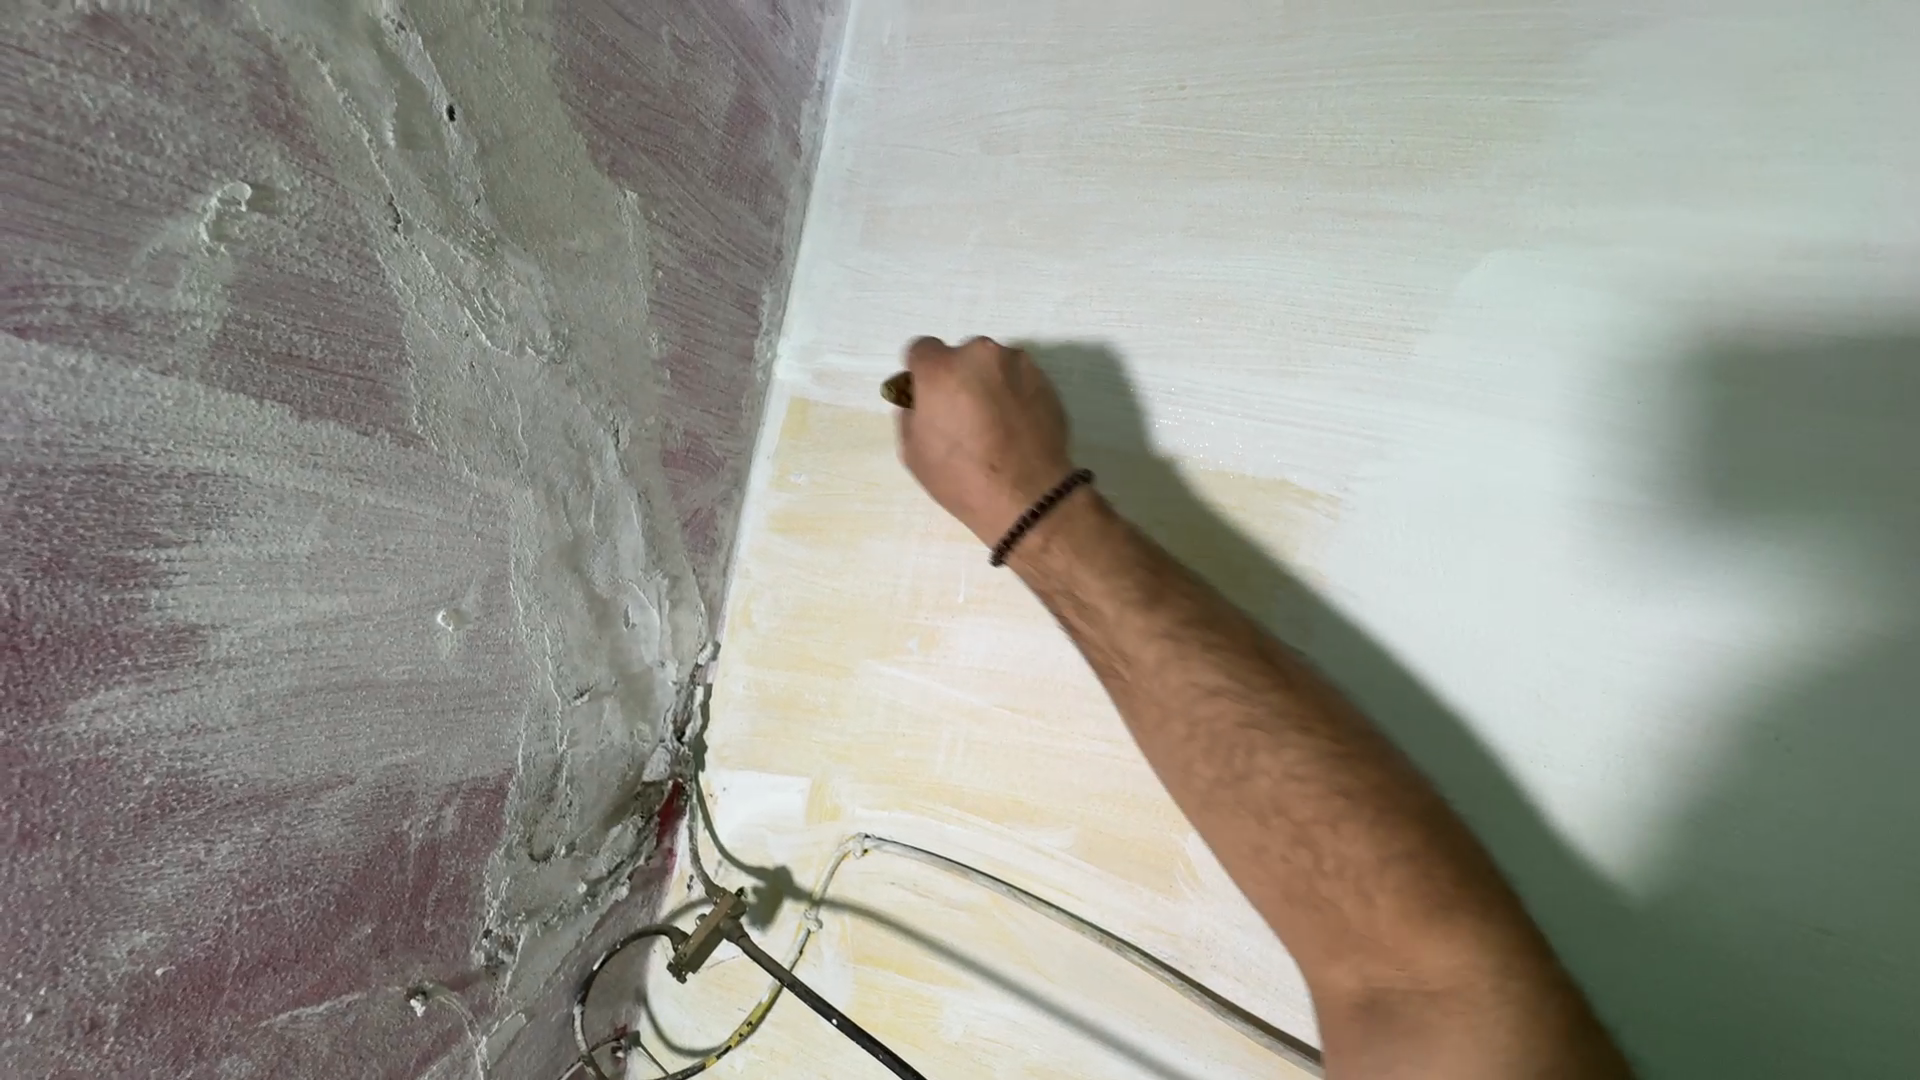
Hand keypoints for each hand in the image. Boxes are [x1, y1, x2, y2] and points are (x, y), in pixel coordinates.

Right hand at [894, 336, 1075, 544]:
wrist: (1027, 496)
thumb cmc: (961, 478)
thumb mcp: (913, 452)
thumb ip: (909, 413)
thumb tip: (918, 400)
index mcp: (941, 368)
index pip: (921, 349)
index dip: (922, 374)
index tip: (930, 398)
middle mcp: (980, 354)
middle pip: (961, 356)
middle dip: (959, 378)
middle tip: (964, 415)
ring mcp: (1018, 364)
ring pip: (994, 365)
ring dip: (989, 383)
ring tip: (995, 423)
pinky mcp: (1046, 380)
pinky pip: (1020, 379)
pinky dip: (1015, 394)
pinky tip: (1016, 427)